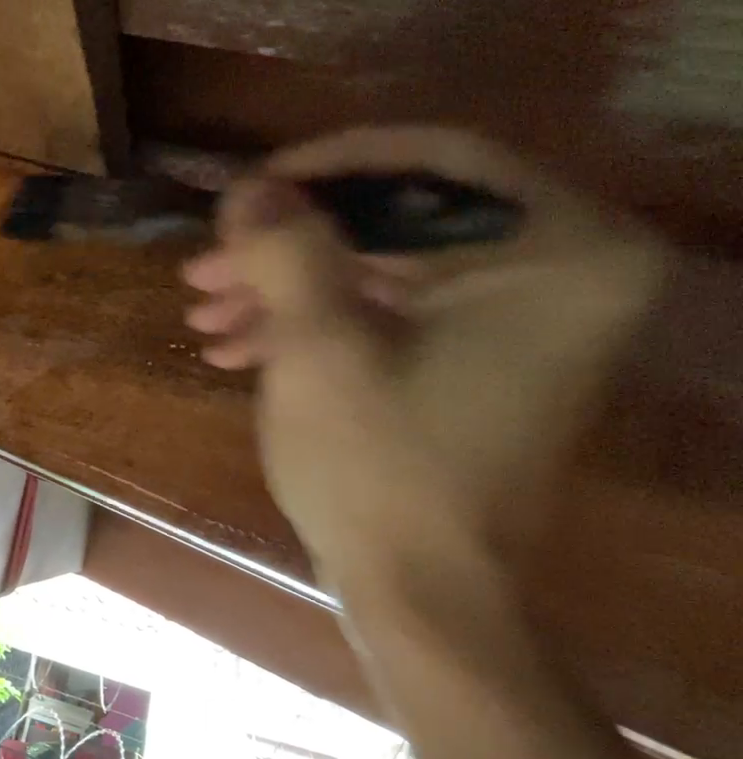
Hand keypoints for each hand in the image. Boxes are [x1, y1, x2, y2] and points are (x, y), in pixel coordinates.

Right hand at [181, 128, 668, 581]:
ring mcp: (526, 322)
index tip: (243, 193)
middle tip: (202, 270)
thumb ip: (287, 252)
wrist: (422, 586)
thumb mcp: (319, 351)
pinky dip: (318, 330)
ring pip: (386, 275)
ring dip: (287, 293)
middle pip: (401, 223)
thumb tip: (247, 188)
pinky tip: (239, 352)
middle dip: (288, 249)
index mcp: (559, 251)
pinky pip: (395, 320)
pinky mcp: (485, 363)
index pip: (433, 164)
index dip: (325, 169)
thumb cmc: (379, 469)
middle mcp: (563, 271)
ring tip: (203, 319)